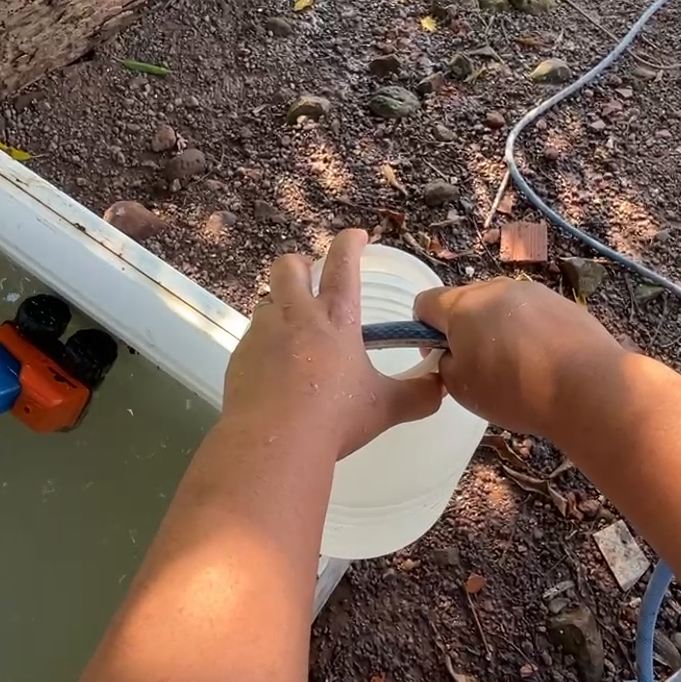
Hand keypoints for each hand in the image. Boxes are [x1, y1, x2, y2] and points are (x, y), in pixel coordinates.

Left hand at [222, 230, 444, 457]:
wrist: (273, 445)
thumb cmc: (335, 418)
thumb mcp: (385, 408)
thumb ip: (418, 395)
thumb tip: (441, 386)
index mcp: (336, 318)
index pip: (343, 264)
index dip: (350, 243)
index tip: (356, 236)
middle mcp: (296, 316)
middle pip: (287, 267)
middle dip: (298, 264)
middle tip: (309, 279)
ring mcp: (262, 334)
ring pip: (266, 302)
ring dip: (280, 308)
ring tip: (294, 335)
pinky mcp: (239, 357)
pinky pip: (252, 339)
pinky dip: (265, 346)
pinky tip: (275, 374)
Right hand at [413, 277, 627, 439]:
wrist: (590, 388)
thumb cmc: (516, 391)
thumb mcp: (462, 389)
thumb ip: (446, 364)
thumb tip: (452, 354)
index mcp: (462, 306)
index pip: (425, 302)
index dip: (423, 329)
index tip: (439, 355)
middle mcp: (495, 288)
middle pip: (464, 302)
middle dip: (463, 329)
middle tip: (478, 367)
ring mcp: (532, 291)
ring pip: (499, 307)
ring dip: (496, 329)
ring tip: (517, 368)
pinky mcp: (562, 302)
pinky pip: (531, 314)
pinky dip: (528, 332)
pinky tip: (544, 363)